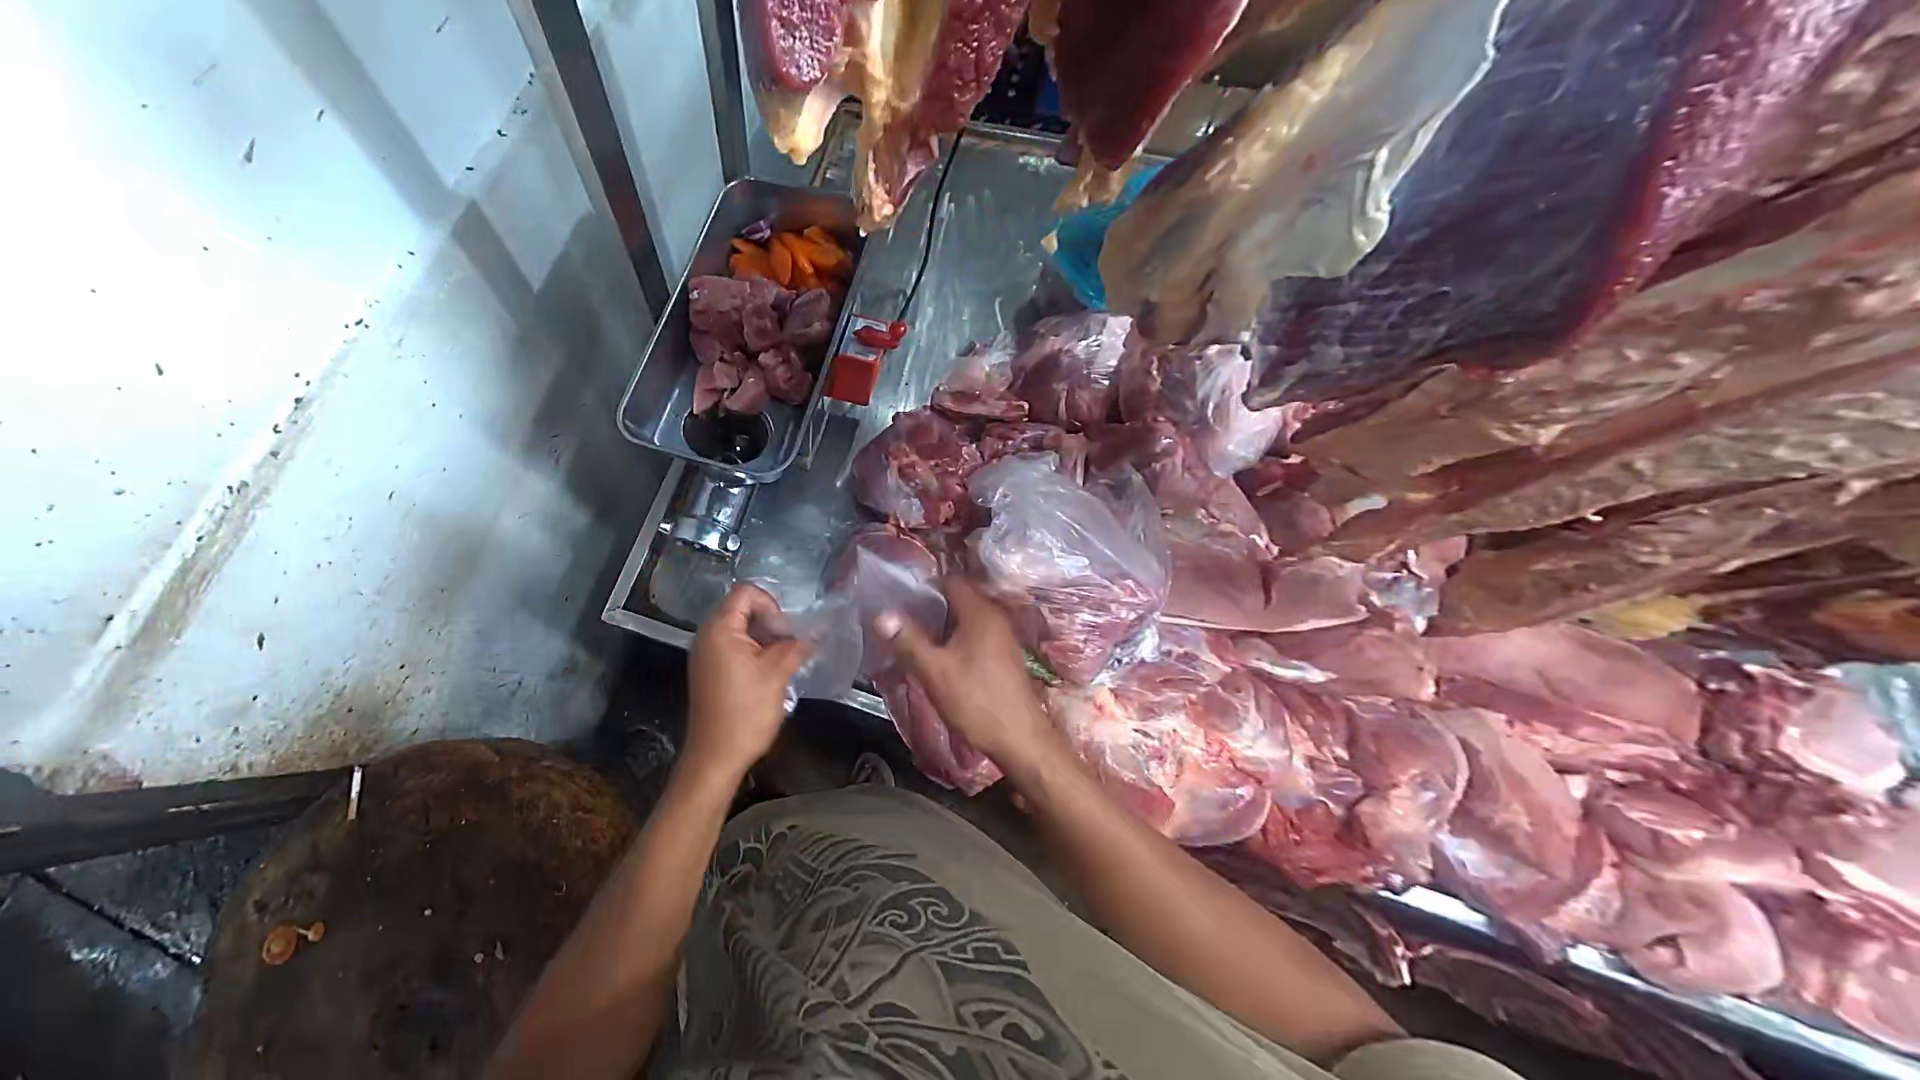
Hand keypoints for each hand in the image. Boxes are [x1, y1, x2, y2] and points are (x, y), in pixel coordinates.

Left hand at [685, 584, 809, 781]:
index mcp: (720, 629)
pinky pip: (733, 646)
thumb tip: (813, 634)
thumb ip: (796, 647)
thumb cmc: (745, 713)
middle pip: (742, 608)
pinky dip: (753, 651)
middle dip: (770, 621)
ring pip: (740, 628)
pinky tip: (768, 673)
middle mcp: (707, 636)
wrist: (715, 757)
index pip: (746, 592)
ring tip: (782, 660)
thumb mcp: (777, 674)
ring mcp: (705, 654)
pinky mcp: (709, 670)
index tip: (785, 632)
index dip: (771, 604)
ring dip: (764, 638)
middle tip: (789, 645)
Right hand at [876, 578, 1066, 774]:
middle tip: (905, 621)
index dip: (926, 586)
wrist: (1021, 738)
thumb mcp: (935, 672)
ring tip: (918, 640)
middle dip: (932, 607)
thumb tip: (882, 615)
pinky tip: (942, 659)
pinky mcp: (1005, 656)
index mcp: (981, 613)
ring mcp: (1004, 637)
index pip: (951, 580)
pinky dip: (958, 640)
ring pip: (968, 619)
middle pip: (959, 598)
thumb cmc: (976, 701)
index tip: (902, 599)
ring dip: (944, 626)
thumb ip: (908, 641)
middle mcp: (996, 618)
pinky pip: (977, 635)